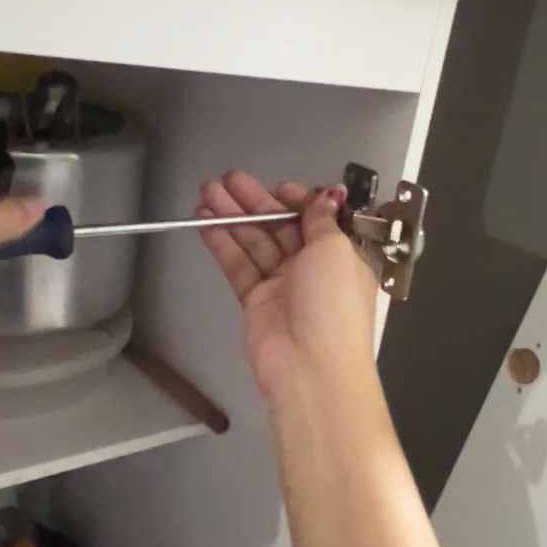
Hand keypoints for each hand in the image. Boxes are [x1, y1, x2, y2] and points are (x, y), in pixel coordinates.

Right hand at [198, 171, 377, 403]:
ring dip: (232, 217)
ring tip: (207, 192)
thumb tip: (328, 194)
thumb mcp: (336, 250)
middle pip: (281, 227)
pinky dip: (222, 242)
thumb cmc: (334, 305)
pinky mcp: (256, 301)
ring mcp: (283, 286)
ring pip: (255, 243)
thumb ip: (322, 219)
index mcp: (341, 256)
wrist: (311, 367)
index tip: (277, 187)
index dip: (297, 201)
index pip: (316, 220)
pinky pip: (238, 265)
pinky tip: (205, 221)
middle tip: (228, 179)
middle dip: (255, 202)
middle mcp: (313, 269)